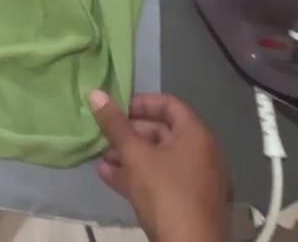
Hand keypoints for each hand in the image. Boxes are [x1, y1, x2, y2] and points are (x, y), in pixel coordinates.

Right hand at [89, 90, 231, 241]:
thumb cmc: (165, 194)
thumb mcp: (135, 155)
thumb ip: (115, 124)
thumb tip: (95, 93)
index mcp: (196, 136)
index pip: (169, 104)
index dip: (141, 103)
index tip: (116, 109)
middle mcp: (202, 155)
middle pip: (162, 131)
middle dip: (129, 132)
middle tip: (104, 135)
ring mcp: (197, 182)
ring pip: (159, 158)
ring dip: (129, 155)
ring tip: (102, 158)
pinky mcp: (189, 204)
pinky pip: (162, 179)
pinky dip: (138, 175)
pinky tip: (108, 177)